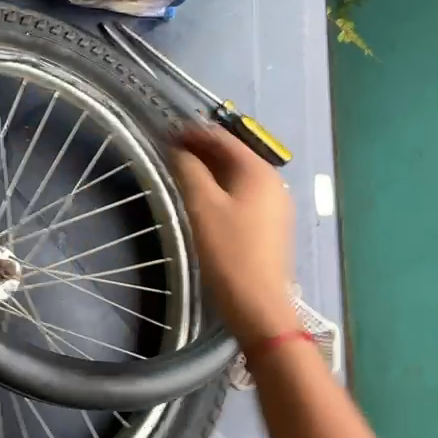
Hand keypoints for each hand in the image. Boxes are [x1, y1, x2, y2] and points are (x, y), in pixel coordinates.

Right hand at [168, 124, 300, 351]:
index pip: (222, 137)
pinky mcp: (270, 224)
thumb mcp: (201, 207)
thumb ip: (188, 170)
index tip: (164, 132)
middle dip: (200, 149)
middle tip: (168, 151)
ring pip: (236, 175)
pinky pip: (242, 193)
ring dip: (209, 169)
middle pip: (232, 154)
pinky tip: (201, 198)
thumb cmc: (229, 253)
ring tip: (179, 172)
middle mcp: (272, 181)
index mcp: (258, 171)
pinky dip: (220, 187)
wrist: (259, 305)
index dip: (192, 132)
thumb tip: (178, 149)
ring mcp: (274, 204)